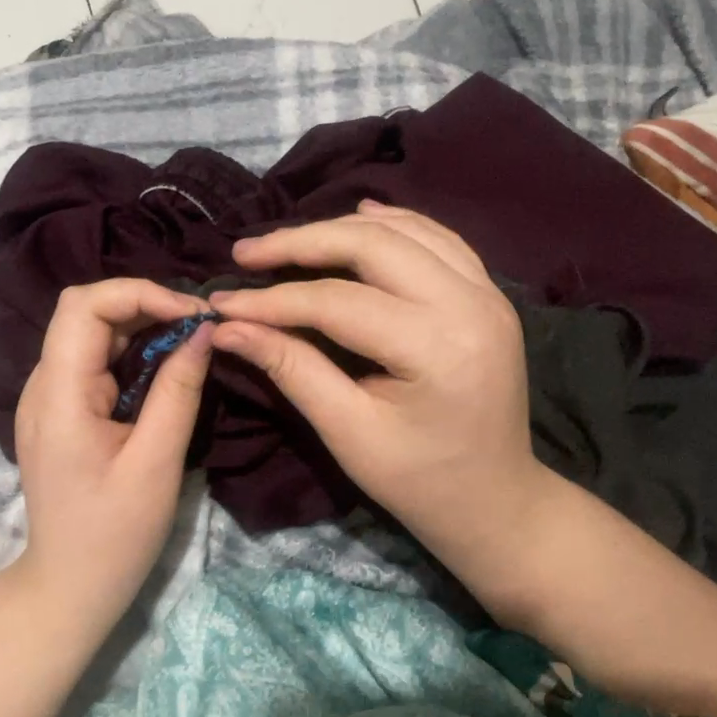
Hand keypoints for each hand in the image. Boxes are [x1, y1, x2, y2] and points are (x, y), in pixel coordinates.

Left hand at [11, 278, 213, 623]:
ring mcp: (44, 400)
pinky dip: (128, 353)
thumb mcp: (156, 463)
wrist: (70, 585)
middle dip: (142, 305)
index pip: (83, 305)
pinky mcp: (57, 414)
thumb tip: (203, 330)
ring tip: (188, 341)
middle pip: (83, 312)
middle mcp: (41, 386)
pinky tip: (162, 368)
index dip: (138, 293)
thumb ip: (178, 391)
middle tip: (197, 325)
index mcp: (58, 396)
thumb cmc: (115, 534)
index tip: (192, 314)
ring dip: (138, 327)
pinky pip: (90, 363)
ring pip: (87, 334)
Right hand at [209, 201, 549, 563]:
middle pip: (372, 244)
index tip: (222, 303)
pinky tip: (359, 217)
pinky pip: (437, 239)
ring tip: (286, 241)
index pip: (337, 302)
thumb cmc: (417, 481)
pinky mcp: (489, 293)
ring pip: (405, 230)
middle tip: (246, 253)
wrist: (494, 499)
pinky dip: (392, 225)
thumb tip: (227, 328)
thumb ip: (291, 370)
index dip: (272, 299)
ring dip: (340, 228)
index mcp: (437, 348)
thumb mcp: (347, 432)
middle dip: (301, 242)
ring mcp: (487, 293)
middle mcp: (471, 305)